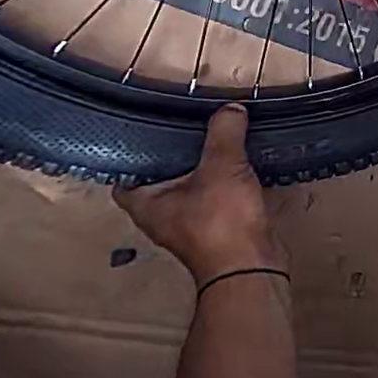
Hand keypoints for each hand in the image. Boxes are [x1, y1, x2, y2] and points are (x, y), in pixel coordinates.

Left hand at [114, 104, 284, 283]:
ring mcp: (191, 224)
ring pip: (191, 187)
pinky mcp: (219, 228)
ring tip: (212, 135)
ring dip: (201, 167)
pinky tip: (237, 160)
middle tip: (183, 122)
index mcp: (147, 204)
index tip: (142, 127)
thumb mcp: (221, 165)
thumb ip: (224, 132)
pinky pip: (216, 196)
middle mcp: (163, 216)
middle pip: (160, 178)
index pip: (125, 176)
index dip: (130, 152)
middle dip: (172, 152)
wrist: (253, 269)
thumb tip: (230, 109)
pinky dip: (224, 179)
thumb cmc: (222, 223)